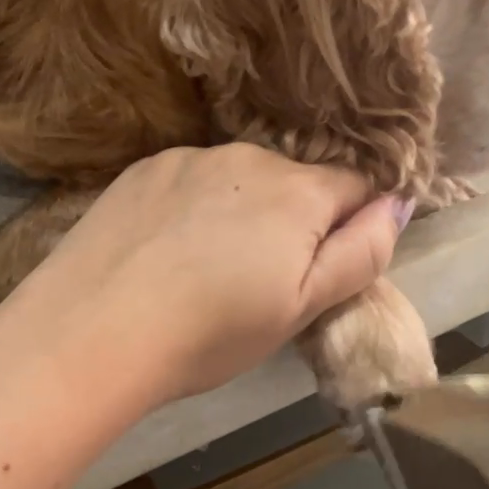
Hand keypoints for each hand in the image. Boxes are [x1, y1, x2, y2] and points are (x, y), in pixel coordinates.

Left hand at [0, 143, 409, 407]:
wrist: (91, 331)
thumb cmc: (211, 332)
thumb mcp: (302, 308)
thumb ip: (361, 251)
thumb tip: (397, 202)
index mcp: (297, 191)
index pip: (355, 183)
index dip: (350, 223)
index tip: (324, 264)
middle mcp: (249, 156)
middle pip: (296, 180)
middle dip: (294, 219)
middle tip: (260, 280)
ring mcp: (191, 156)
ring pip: (242, 177)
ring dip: (243, 209)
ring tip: (206, 267)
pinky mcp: (145, 167)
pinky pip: (193, 178)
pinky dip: (195, 205)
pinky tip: (166, 248)